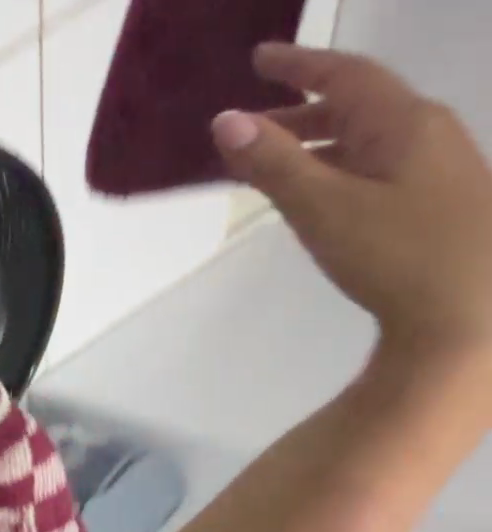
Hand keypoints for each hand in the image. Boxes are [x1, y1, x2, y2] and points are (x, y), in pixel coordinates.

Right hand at [213, 45, 491, 374]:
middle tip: (243, 121)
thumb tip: (225, 120)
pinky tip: (308, 189)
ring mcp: (434, 167)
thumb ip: (272, 163)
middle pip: (356, 106)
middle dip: (297, 108)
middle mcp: (426, 134)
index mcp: (404, 125)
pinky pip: (371, 163)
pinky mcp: (431, 199)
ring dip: (310, 140)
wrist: (469, 313)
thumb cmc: (398, 253)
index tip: (260, 56)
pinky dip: (329, 164)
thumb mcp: (322, 208)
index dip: (300, 65)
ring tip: (262, 159)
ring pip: (363, 137)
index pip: (347, 77)